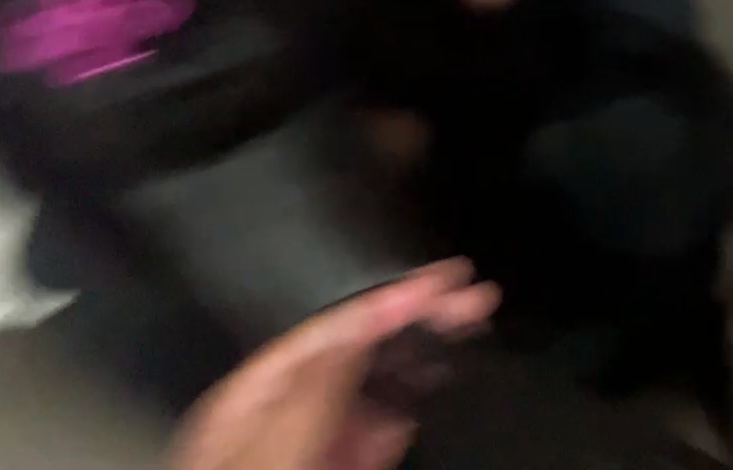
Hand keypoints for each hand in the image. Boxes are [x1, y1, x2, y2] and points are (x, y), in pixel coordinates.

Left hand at [171, 260, 497, 469]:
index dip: (392, 300)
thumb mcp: (275, 458)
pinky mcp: (337, 467)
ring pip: (377, 384)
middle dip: (419, 320)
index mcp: (258, 395)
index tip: (444, 280)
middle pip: (362, 349)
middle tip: (474, 300)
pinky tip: (438, 385)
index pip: (335, 329)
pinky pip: (378, 429)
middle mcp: (287, 408)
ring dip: (423, 356)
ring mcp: (313, 443)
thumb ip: (318, 391)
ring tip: (469, 328)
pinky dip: (410, 404)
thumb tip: (362, 327)